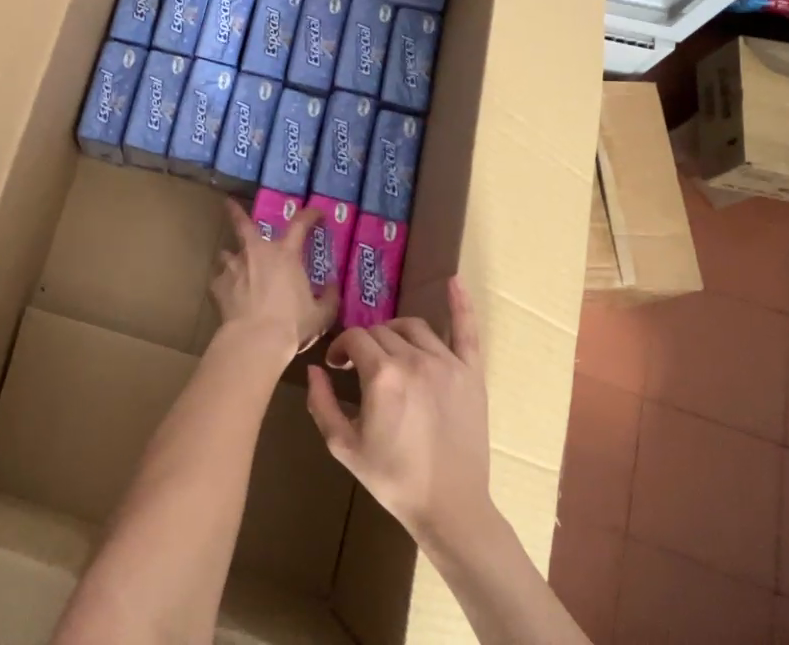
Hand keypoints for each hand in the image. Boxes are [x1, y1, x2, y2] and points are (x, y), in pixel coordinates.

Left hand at [211, 199, 337, 360]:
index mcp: (285, 255)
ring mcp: (233, 267)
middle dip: (235, 212)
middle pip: (242, 224)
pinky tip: (230, 298)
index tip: (315, 212)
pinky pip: (220, 281)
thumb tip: (333, 285)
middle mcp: (256, 253)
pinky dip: (225, 285)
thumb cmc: (293, 325)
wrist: (255, 340)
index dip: (309, 215)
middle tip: (228, 203)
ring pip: (227, 253)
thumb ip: (329, 296)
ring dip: (232, 258)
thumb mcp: (322, 314)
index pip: (299, 225)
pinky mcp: (217, 285)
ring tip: (235, 268)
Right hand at [305, 276, 493, 544]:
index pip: (355, 339)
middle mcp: (415, 360)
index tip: (338, 367)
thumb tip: (315, 368)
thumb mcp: (342, 445)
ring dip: (394, 333)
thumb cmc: (392, 478)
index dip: (341, 349)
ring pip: (413, 328)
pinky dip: (461, 304)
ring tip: (389, 352)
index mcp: (382, 376)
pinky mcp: (472, 375)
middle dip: (365, 344)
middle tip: (359, 368)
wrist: (450, 507)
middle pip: (381, 332)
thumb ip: (322, 402)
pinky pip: (467, 331)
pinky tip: (454, 281)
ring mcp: (448, 365)